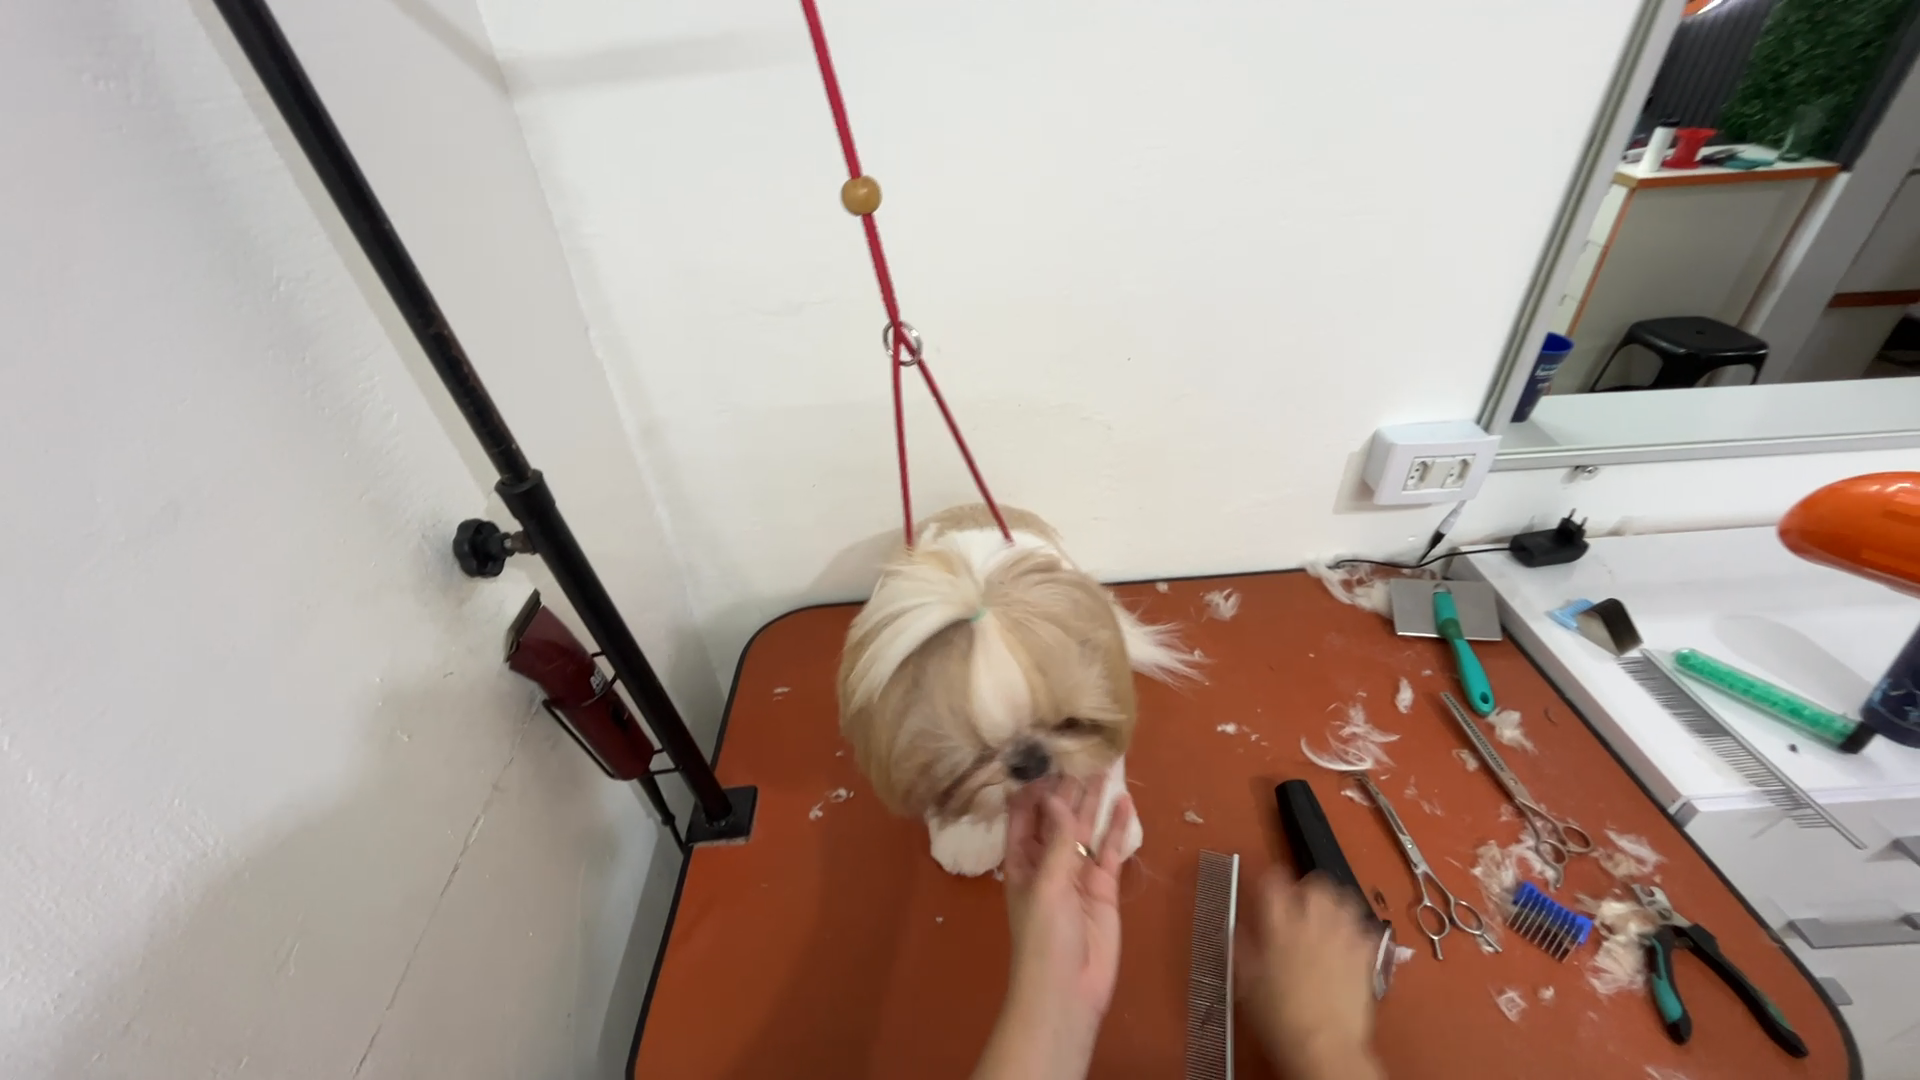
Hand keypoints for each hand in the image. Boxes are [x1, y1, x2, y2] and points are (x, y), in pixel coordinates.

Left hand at [971, 777, 1133, 1079]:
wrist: (1068, 993)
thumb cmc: (1043, 938)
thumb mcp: (1044, 886)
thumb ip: (1056, 841)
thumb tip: (1058, 798)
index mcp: (1021, 857)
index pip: (1025, 811)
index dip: (1035, 784)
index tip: (1046, 752)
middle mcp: (1048, 857)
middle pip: (1059, 813)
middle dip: (1069, 783)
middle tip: (1084, 747)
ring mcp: (1077, 871)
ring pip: (1087, 826)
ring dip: (1096, 798)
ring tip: (1108, 763)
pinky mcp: (1103, 887)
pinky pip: (1110, 851)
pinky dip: (1117, 827)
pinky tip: (1125, 802)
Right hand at [1237, 870, 1383, 1079]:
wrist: (1323, 1047)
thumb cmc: (1279, 1016)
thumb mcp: (1247, 979)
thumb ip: (1242, 946)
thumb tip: (1237, 927)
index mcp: (1278, 924)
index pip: (1274, 882)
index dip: (1270, 879)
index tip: (1268, 886)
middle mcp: (1312, 924)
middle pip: (1315, 884)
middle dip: (1307, 886)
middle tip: (1300, 899)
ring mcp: (1342, 938)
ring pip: (1344, 900)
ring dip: (1334, 902)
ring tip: (1327, 913)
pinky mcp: (1365, 957)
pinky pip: (1367, 929)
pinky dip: (1358, 929)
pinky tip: (1349, 939)